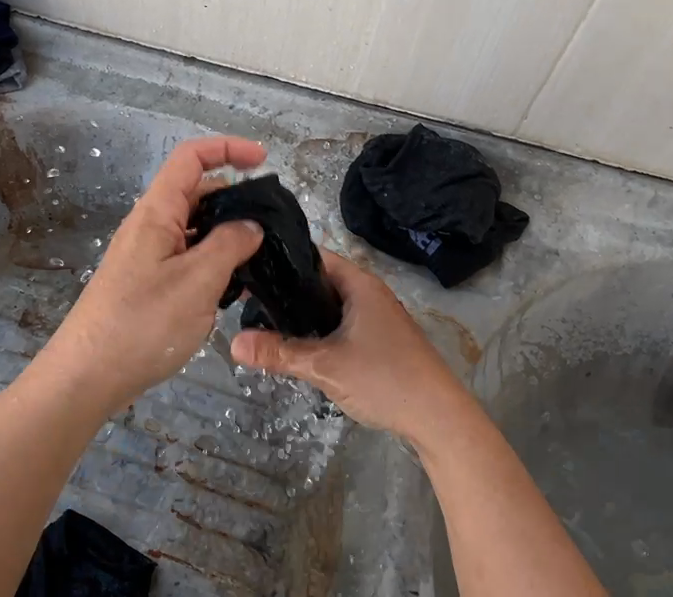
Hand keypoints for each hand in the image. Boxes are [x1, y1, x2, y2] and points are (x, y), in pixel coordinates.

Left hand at [39, 136, 265, 413]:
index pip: (191, 157)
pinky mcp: (148, 282)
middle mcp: (150, 225)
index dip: (227, 148)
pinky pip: (187, 257)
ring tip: (260, 260)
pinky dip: (213, 263)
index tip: (264, 160)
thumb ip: (229, 245)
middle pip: (196, 192)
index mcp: (157, 212)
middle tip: (272, 225)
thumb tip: (251, 225)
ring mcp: (147, 255)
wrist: (87, 377)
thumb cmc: (142, 324)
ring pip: (195, 229)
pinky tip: (233, 289)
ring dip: (227, 236)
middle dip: (236, 198)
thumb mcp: (197, 282)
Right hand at [231, 251, 473, 445]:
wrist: (439, 418)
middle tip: (248, 299)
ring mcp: (376, 317)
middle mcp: (369, 293)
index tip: (250, 267)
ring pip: (330, 306)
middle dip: (287, 290)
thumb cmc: (385, 379)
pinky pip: (341, 324)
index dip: (282, 258)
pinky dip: (319, 330)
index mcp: (360, 284)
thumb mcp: (325, 365)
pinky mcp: (379, 340)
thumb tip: (233, 344)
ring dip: (303, 313)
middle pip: (320, 280)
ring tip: (264, 321)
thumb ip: (279, 353)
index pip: (314, 255)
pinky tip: (298, 345)